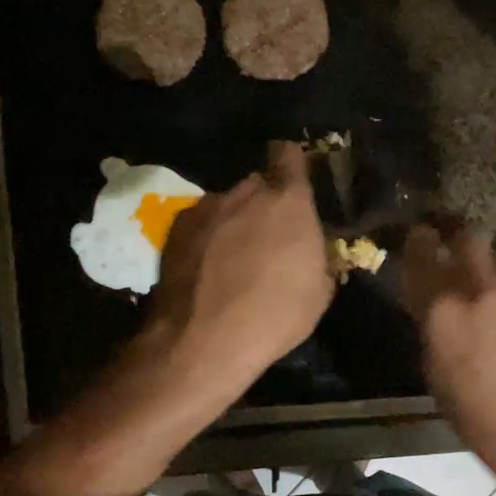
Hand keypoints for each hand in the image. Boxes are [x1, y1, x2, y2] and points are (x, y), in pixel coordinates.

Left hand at [147, 141, 334, 378]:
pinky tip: (206, 270)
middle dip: (264, 206)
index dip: (291, 165)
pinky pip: (200, 224)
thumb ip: (317, 256)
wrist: (203, 340)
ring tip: (232, 261)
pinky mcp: (176, 229)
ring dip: (233, 223)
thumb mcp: (319, 293)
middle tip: (267, 240)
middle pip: (258, 186)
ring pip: (227, 205)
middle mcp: (245, 193)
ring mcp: (206, 208)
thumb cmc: (275, 317)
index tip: (294, 182)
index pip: (289, 155)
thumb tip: (311, 251)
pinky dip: (205, 240)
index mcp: (288, 202)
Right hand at [402, 225, 495, 477]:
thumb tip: (432, 296)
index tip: (424, 238)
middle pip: (467, 237)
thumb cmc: (471, 407)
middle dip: (463, 244)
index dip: (421, 240)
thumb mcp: (433, 363)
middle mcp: (477, 288)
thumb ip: (431, 319)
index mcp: (439, 308)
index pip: (422, 251)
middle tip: (465, 258)